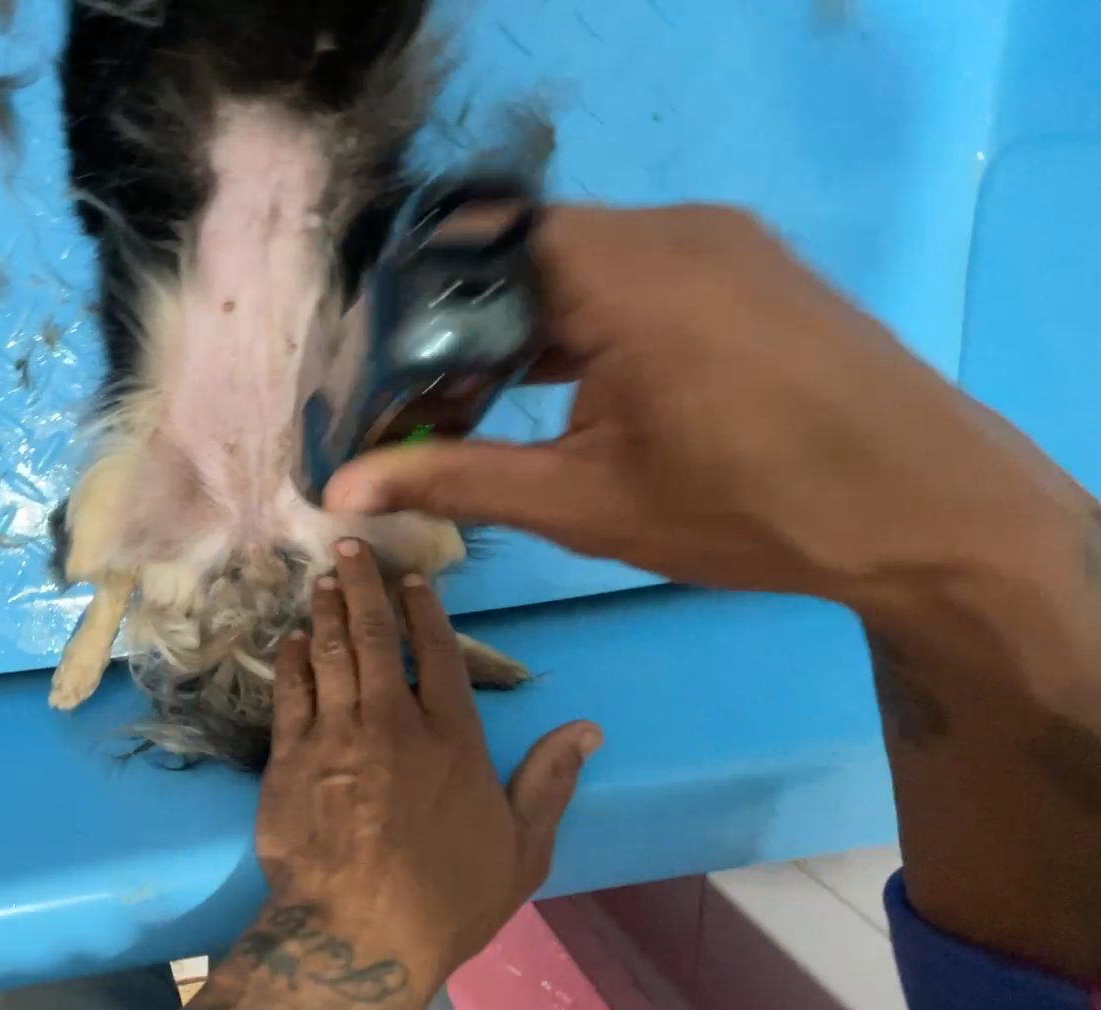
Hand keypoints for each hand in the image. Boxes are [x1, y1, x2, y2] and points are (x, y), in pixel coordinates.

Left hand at [251, 539, 601, 997]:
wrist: (358, 934)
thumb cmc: (448, 896)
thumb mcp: (523, 848)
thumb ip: (551, 781)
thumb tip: (588, 729)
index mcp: (452, 738)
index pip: (439, 653)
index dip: (424, 610)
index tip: (412, 579)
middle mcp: (392, 720)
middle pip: (376, 637)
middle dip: (364, 586)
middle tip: (349, 547)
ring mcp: (335, 733)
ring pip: (330, 653)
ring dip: (327, 610)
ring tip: (323, 578)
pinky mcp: (291, 753)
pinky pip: (289, 691)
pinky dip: (291, 659)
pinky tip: (292, 637)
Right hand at [325, 204, 1087, 611]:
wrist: (932, 517)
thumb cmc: (747, 511)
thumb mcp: (579, 502)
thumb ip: (451, 481)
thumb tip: (339, 490)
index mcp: (629, 278)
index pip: (481, 246)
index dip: (416, 303)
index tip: (377, 369)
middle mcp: (672, 232)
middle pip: (519, 249)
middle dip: (456, 321)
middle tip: (414, 395)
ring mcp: (715, 240)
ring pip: (568, 257)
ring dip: (510, 321)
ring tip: (468, 395)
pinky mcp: (738, 263)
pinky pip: (621, 266)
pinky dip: (568, 316)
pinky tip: (546, 379)